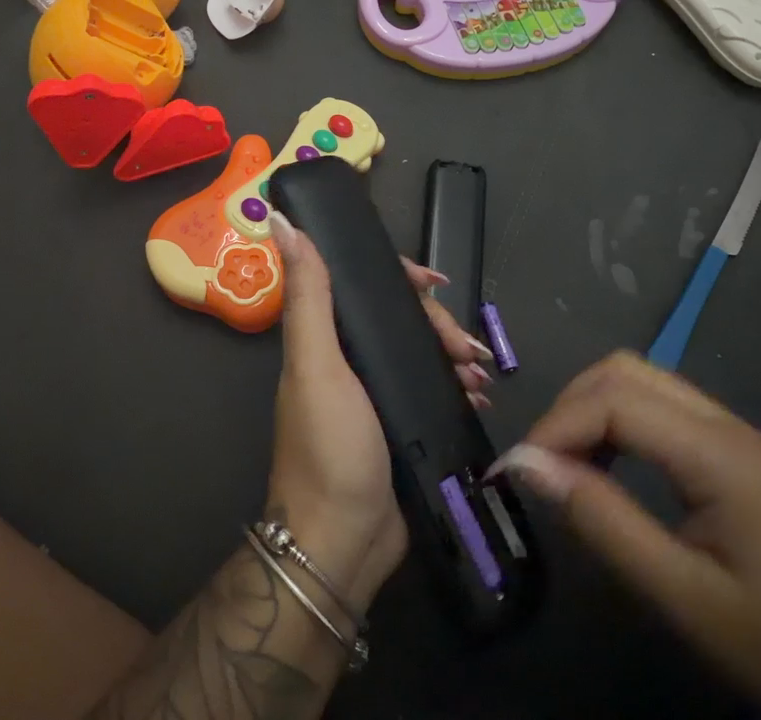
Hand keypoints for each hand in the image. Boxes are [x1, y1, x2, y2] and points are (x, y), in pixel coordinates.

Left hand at [265, 212, 493, 613]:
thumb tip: (281, 220)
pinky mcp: (402, 425)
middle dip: (440, 325)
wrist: (343, 540)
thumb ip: (309, 295)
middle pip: (402, 319)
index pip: (363, 285)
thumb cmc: (329, 447)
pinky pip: (434, 389)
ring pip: (423, 352)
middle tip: (469, 352)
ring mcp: (376, 394)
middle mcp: (349, 359)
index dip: (400, 277)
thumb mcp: (316, 365)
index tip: (434, 283)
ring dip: (456, 355)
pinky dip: (457, 386)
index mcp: (324, 339)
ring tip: (479, 378)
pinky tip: (479, 398)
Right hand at [490, 352, 760, 719]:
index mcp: (720, 456)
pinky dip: (610, 419)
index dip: (556, 427)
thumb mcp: (676, 593)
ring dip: (586, 409)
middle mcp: (725, 424)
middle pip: (624, 372)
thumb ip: (599, 521)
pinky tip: (599, 463)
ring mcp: (729, 430)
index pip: (616, 402)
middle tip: (537, 467)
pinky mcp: (724, 444)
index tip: (515, 473)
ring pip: (636, 378)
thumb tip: (523, 465)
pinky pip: (653, 403)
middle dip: (567, 409)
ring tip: (562, 466)